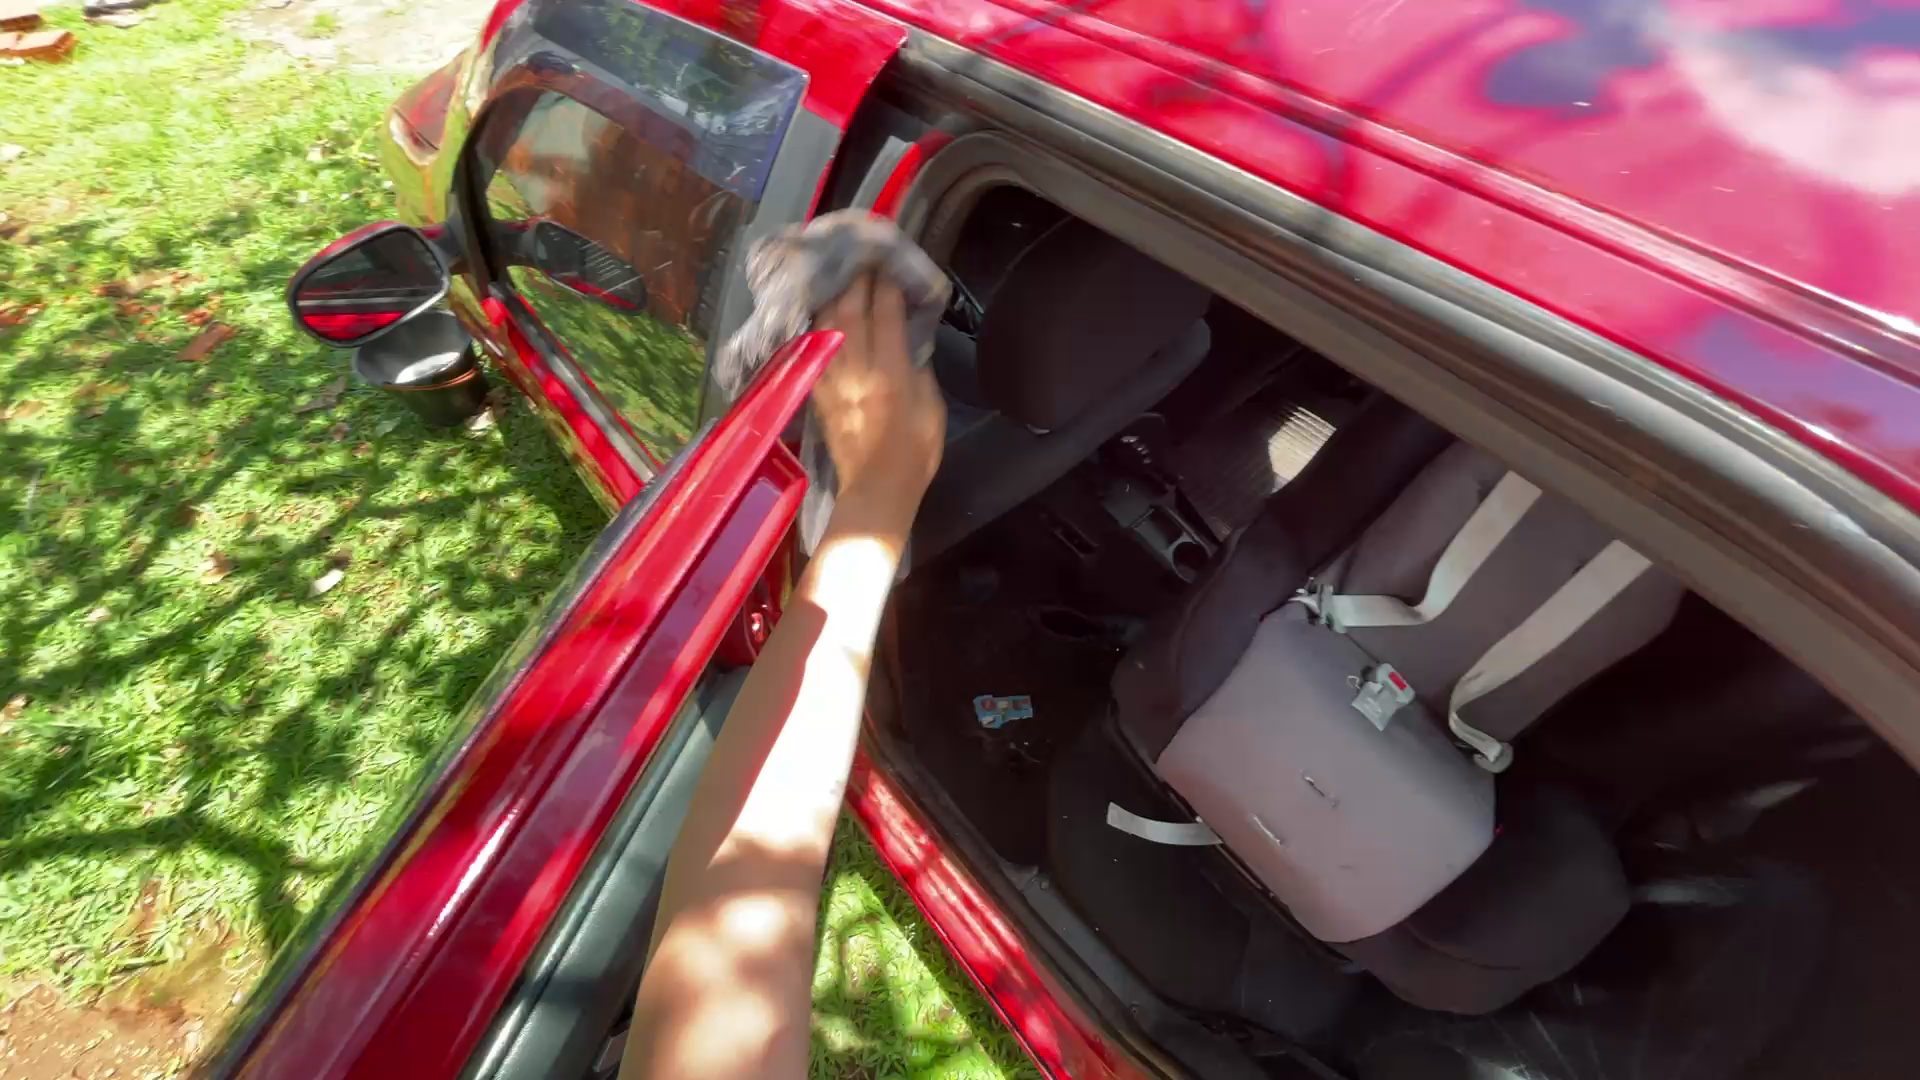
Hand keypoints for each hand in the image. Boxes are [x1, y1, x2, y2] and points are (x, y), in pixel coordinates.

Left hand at [812, 271, 944, 514]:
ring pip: (827, 324)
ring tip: (841, 277)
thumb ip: (920, 369)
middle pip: (851, 310)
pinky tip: (822, 310)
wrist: (878, 490)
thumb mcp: (932, 409)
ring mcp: (833, 380)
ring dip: (834, 295)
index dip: (887, 285)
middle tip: (863, 260)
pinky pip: (813, 348)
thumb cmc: (915, 453)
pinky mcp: (818, 392)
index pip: (886, 314)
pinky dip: (817, 324)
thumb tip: (909, 340)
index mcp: (892, 374)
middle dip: (857, 280)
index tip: (889, 265)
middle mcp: (858, 370)